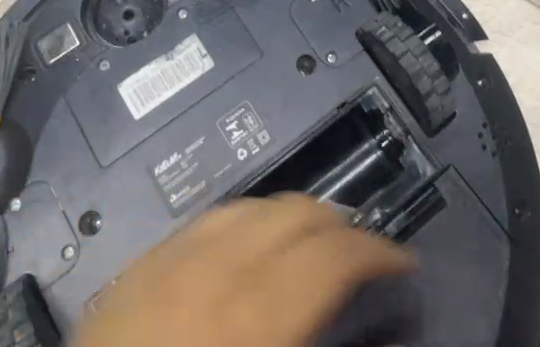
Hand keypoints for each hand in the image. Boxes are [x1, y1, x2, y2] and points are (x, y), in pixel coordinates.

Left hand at [73, 193, 415, 346]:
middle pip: (294, 212)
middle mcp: (210, 271)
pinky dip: (243, 222)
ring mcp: (167, 261)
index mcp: (250, 316)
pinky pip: (204, 220)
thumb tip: (360, 321)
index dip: (379, 250)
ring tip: (312, 245)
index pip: (332, 254)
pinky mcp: (136, 268)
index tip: (403, 261)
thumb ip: (317, 333)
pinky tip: (248, 246)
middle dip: (339, 225)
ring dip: (292, 218)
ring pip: (250, 206)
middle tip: (363, 253)